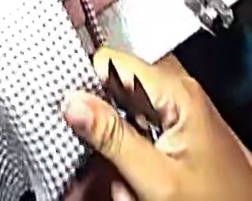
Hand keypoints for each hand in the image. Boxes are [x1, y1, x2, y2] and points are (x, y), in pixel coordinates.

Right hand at [62, 49, 251, 200]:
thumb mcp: (157, 181)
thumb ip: (112, 138)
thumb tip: (72, 101)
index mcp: (175, 90)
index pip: (112, 62)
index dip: (88, 87)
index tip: (73, 116)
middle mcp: (177, 93)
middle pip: (117, 95)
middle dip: (108, 136)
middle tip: (114, 173)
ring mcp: (179, 115)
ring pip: (125, 124)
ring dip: (120, 159)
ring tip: (133, 191)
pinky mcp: (179, 137)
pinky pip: (140, 140)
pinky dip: (134, 166)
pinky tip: (142, 192)